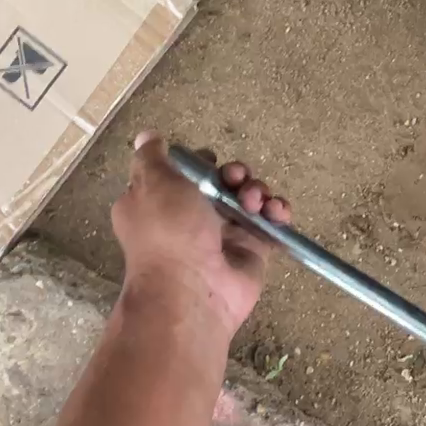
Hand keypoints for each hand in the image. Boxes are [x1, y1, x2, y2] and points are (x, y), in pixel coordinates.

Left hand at [110, 131, 290, 334]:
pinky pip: (270, 224)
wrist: (193, 289)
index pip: (186, 173)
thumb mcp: (152, 182)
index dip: (201, 163)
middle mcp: (190, 218)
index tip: (209, 161)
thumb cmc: (169, 231)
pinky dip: (277, 213)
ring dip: (258, 191)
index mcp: (160, 202)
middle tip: (237, 180)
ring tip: (256, 202)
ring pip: (249, 199)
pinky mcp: (252, 249)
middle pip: (222, 182)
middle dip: (235, 174)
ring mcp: (223, 235)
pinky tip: (277, 212)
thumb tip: (147, 136)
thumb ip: (152, 157)